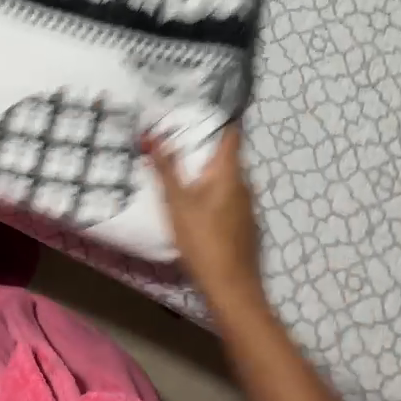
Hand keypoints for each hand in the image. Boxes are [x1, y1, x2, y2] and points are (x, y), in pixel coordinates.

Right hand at [145, 125, 263, 304]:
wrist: (231, 290)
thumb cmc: (202, 240)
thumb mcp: (176, 201)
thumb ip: (165, 167)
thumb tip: (152, 133)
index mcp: (229, 172)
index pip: (230, 133)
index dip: (217, 118)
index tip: (195, 110)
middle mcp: (244, 184)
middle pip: (225, 156)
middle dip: (202, 147)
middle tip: (175, 141)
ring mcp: (247, 207)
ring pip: (225, 178)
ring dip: (205, 172)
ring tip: (179, 171)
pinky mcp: (245, 226)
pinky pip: (227, 197)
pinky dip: (211, 193)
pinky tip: (194, 204)